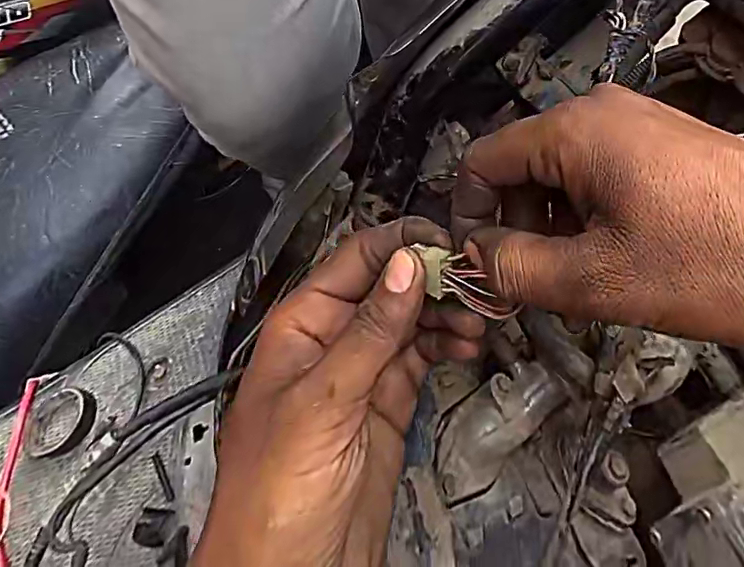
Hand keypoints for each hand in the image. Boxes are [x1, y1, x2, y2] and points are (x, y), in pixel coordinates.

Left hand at [193, 219, 484, 566]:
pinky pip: (421, 357)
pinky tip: (464, 343)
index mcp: (301, 324)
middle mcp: (333, 340)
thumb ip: (369, 331)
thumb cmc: (269, 500)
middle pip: (389, 285)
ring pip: (411, 320)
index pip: (356, 259)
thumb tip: (403, 268)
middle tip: (470, 282)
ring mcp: (362, 372)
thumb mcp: (322, 401)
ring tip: (474, 316)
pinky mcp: (387, 404)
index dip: (399, 244)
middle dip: (431, 278)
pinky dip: (446, 345)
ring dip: (445, 312)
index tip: (440, 242)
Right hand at [450, 84, 743, 342]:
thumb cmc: (716, 262)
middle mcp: (594, 107)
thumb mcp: (601, 280)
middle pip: (519, 166)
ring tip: (592, 273)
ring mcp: (631, 117)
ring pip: (558, 170)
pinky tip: (624, 250)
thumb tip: (473, 256)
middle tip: (545, 285)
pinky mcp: (659, 135)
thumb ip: (518, 268)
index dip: (470, 216)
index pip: (480, 161)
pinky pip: (596, 166)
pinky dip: (589, 210)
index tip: (487, 269)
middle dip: (519, 225)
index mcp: (570, 129)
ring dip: (556, 223)